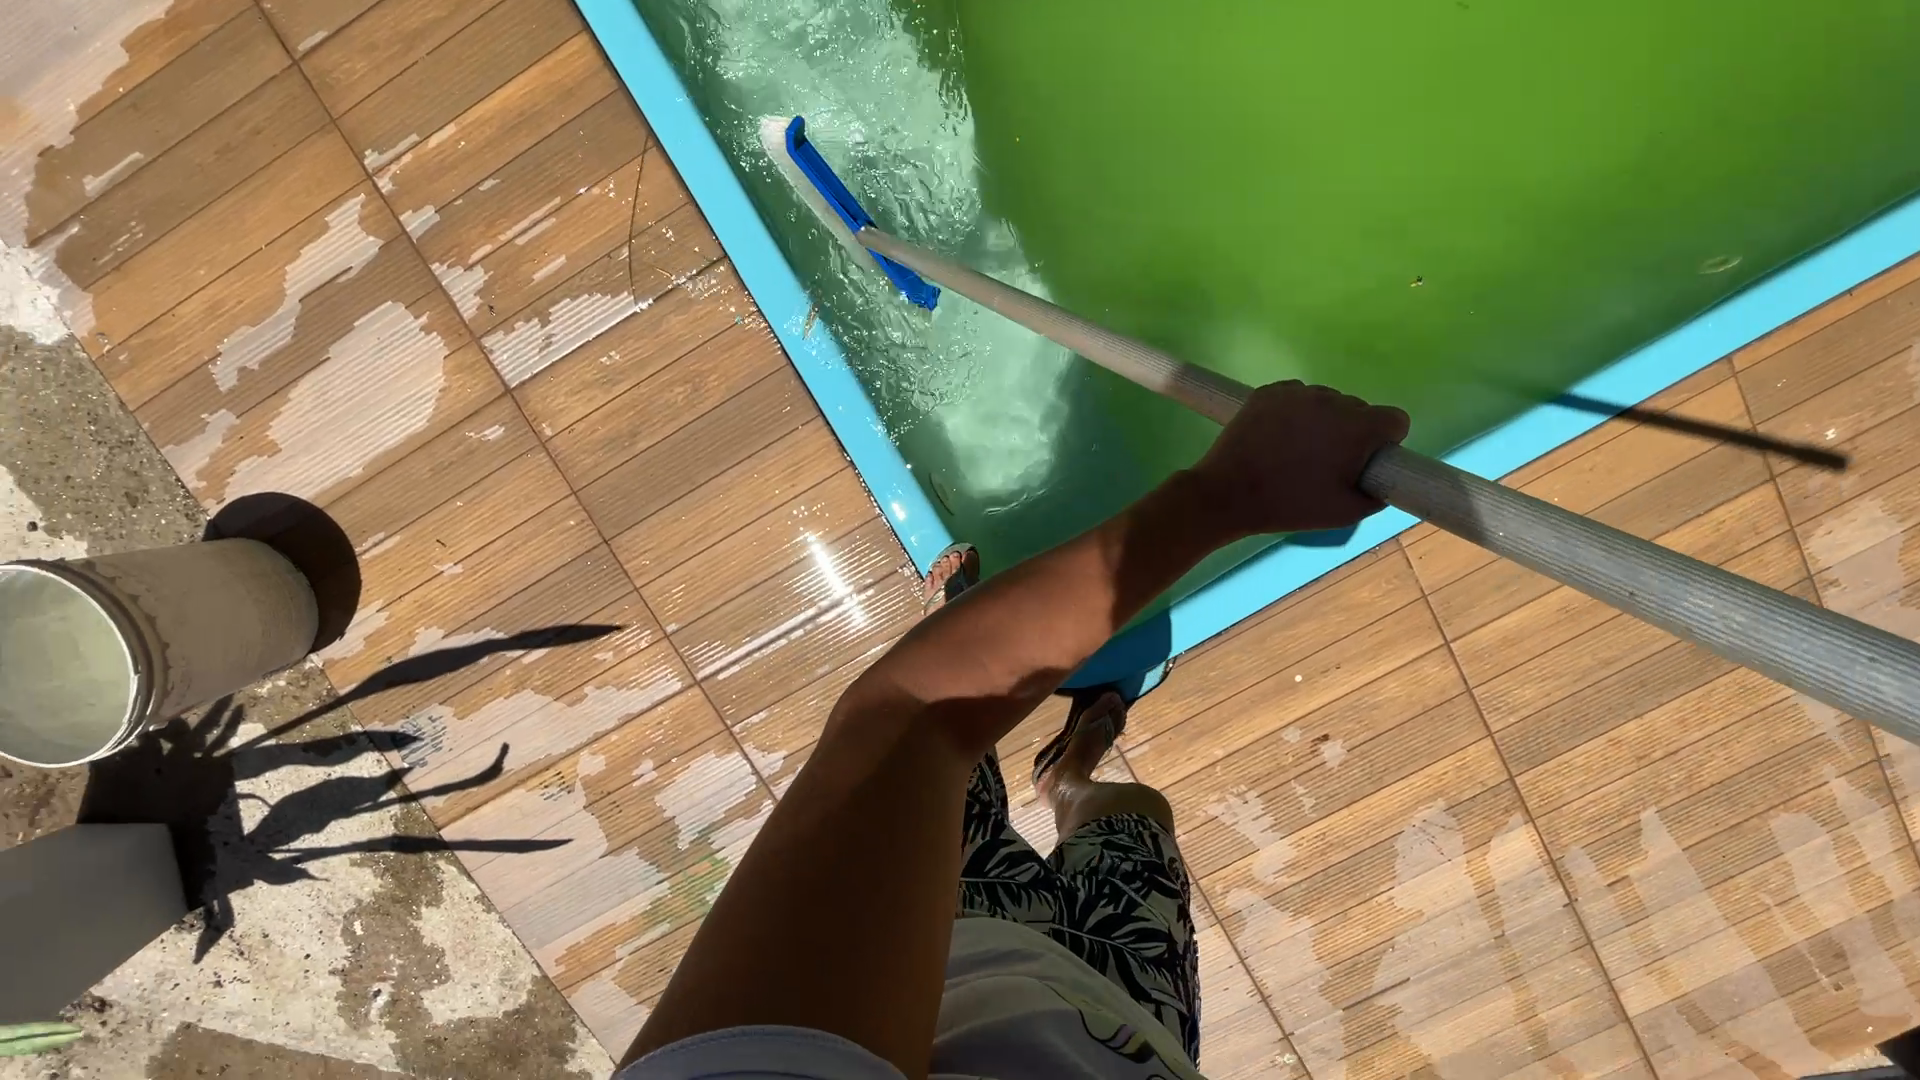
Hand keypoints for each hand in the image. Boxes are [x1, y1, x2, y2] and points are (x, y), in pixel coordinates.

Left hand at [1185, 380, 1409, 537]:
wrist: (1227, 495)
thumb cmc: (1289, 506)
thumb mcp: (1345, 512)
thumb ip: (1376, 495)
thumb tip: (1383, 482)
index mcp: (1358, 426)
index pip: (1394, 420)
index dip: (1384, 441)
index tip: (1362, 460)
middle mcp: (1331, 399)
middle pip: (1358, 410)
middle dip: (1350, 433)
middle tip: (1324, 462)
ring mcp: (1296, 392)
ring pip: (1325, 401)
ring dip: (1321, 420)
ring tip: (1295, 451)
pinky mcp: (1267, 392)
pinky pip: (1295, 397)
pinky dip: (1293, 412)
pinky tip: (1277, 437)